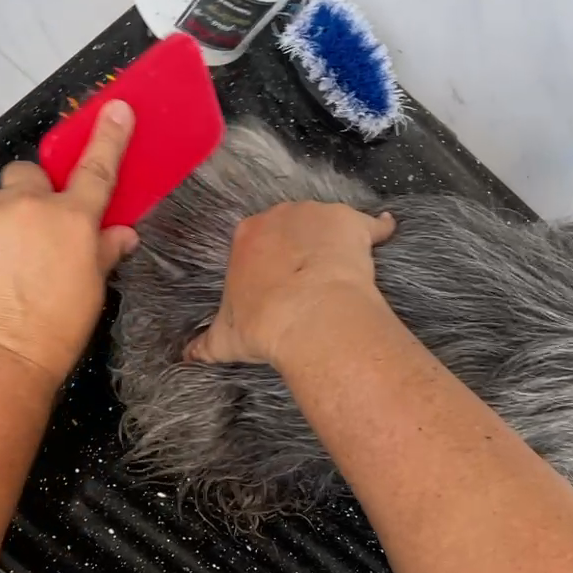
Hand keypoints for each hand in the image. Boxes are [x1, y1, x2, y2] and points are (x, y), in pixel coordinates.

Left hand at [0, 100, 140, 380]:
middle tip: (31, 232)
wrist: (1, 352)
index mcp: (74, 220)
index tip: (115, 111)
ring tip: (1, 264)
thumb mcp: (91, 291)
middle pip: (28, 174)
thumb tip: (122, 235)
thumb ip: (103, 252)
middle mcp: (31, 205)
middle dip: (30, 194)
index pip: (96, 170)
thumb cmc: (55, 330)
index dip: (108, 138)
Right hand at [185, 202, 395, 366]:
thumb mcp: (225, 340)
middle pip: (290, 227)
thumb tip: (186, 357)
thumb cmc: (263, 325)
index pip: (255, 242)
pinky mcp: (352, 222)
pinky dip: (378, 229)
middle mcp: (280, 216)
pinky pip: (370, 224)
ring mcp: (318, 215)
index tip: (276, 284)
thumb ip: (205, 345)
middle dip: (297, 248)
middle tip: (306, 279)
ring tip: (340, 266)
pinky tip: (386, 233)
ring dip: (333, 239)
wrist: (309, 316)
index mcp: (246, 238)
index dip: (268, 263)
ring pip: (326, 222)